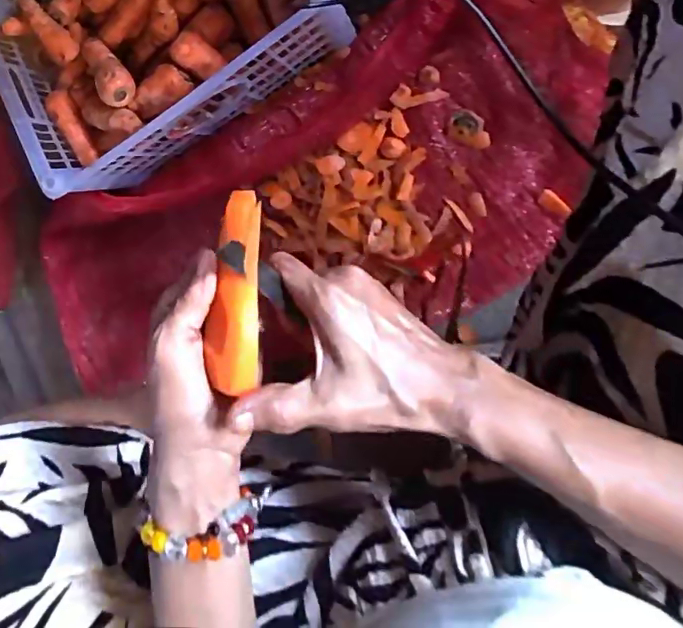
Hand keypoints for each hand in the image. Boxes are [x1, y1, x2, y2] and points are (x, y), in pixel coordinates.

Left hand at [146, 250, 253, 532]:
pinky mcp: (245, 358)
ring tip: (273, 270)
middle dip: (234, 274)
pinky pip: (254, 329)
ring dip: (250, 293)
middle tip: (260, 252)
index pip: (192, 277)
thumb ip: (188, 301)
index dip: (210, 260)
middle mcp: (195, 324)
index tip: (236, 238)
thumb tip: (207, 257)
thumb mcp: (172, 340)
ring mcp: (221, 341)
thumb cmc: (179, 390)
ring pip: (237, 306)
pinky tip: (278, 302)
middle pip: (217, 289)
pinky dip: (262, 317)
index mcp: (172, 316)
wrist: (204, 446)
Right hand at [232, 254, 494, 438]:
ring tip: (304, 342)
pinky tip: (337, 340)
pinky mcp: (380, 290)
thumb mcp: (328, 405)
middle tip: (276, 337)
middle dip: (285, 303)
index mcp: (324, 294)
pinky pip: (341, 289)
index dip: (260, 279)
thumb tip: (232, 418)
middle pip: (297, 280)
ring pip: (319, 285)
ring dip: (309, 307)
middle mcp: (342, 277)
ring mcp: (364, 281)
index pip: (278, 265)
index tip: (247, 303)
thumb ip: (278, 407)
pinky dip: (332, 307)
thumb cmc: (386, 391)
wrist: (449, 387)